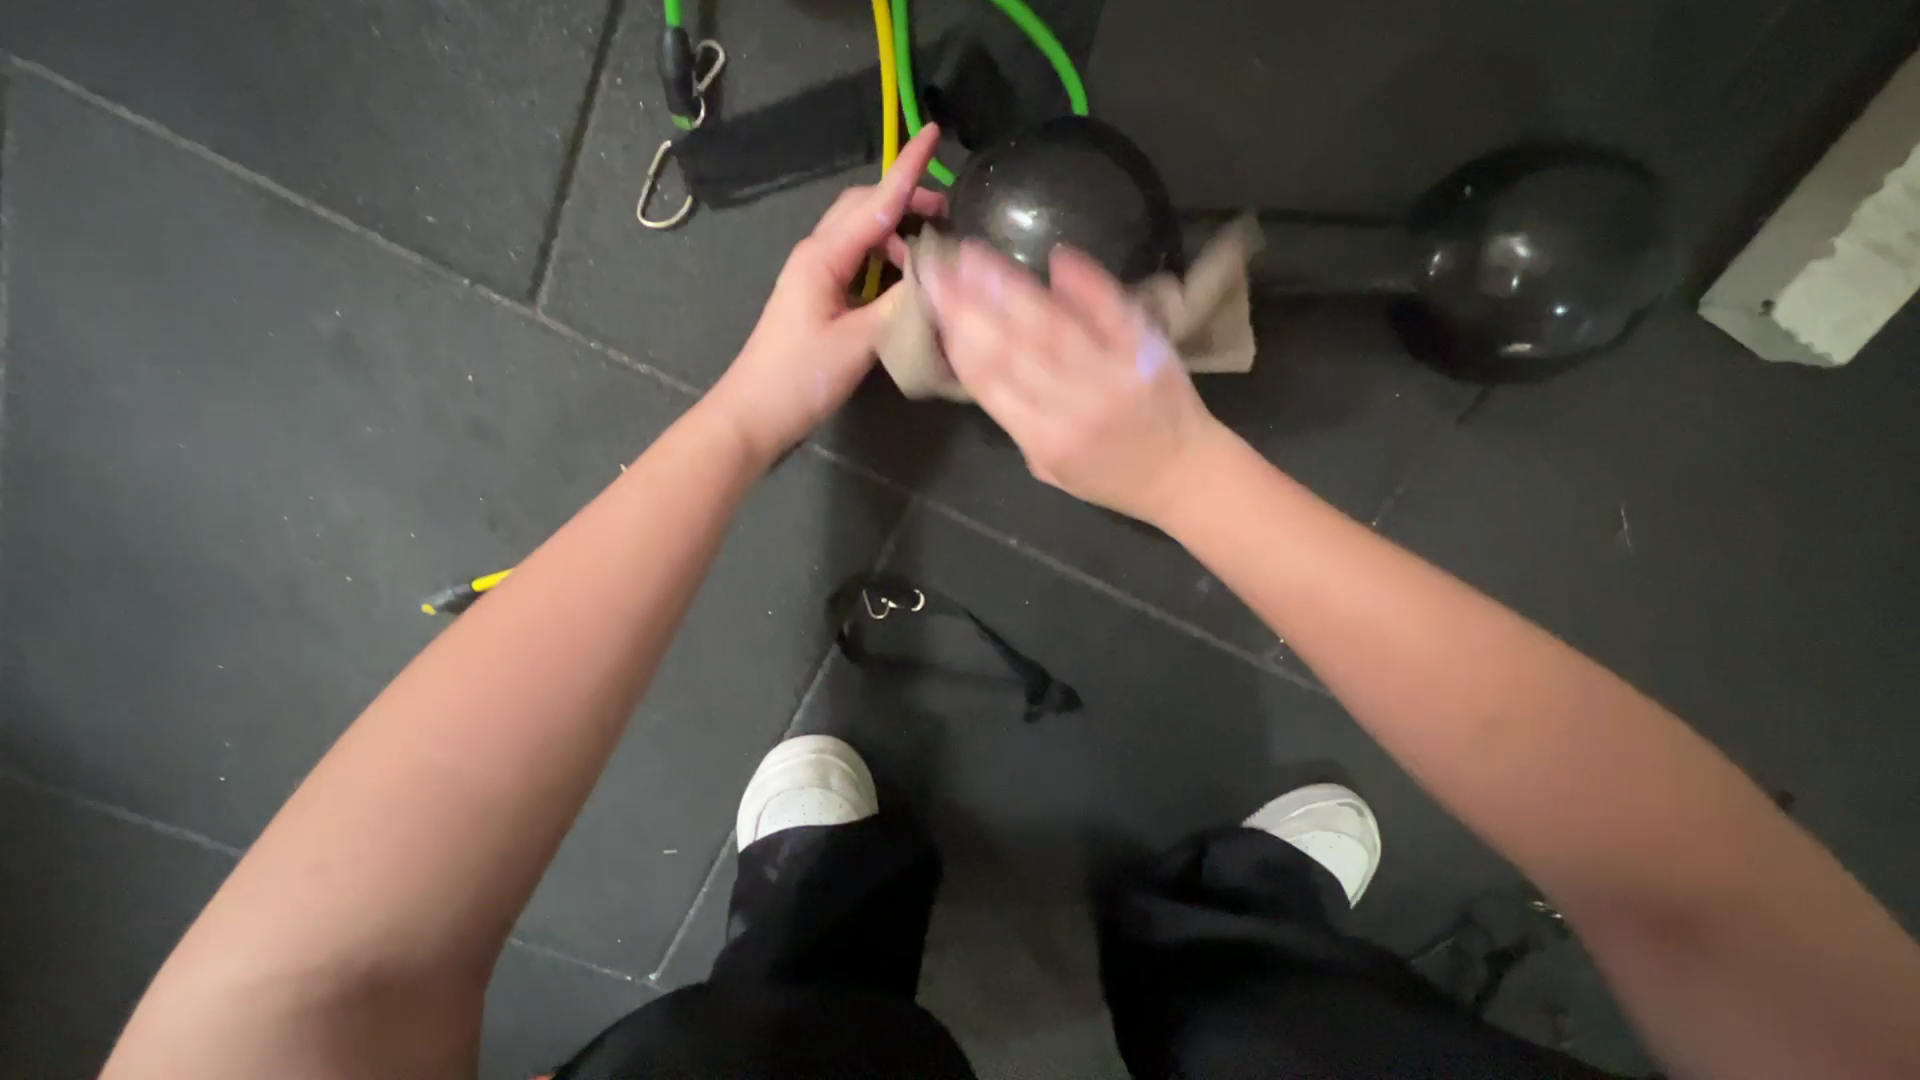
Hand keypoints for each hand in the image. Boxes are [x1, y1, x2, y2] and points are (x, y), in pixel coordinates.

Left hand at [704, 125, 946, 465]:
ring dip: (897, 236)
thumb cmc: (800, 378)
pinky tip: (906, 285)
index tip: (936, 134)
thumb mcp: (859, 343)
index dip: (908, 170)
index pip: (875, 203)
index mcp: (824, 256)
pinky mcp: (819, 299)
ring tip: (932, 257)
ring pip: (862, 236)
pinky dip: (886, 263)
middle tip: (947, 215)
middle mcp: (818, 255)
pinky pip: (858, 263)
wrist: (755, 414)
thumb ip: (902, 307)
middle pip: (864, 208)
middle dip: (905, 200)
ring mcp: (816, 276)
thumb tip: (942, 277)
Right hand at [921, 242, 1225, 525]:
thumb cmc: (1108, 476)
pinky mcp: (1147, 353)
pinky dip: (1085, 283)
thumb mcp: (1048, 466)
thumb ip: (1014, 417)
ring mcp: (1112, 376)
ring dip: (1009, 287)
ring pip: (1051, 326)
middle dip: (970, 304)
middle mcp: (1074, 406)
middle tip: (940, 267)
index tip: (934, 302)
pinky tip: (1057, 258)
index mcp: (1044, 439)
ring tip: (976, 257)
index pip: (989, 380)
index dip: (957, 338)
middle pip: (1011, 347)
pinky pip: (1112, 312)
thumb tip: (980, 362)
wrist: (1184, 474)